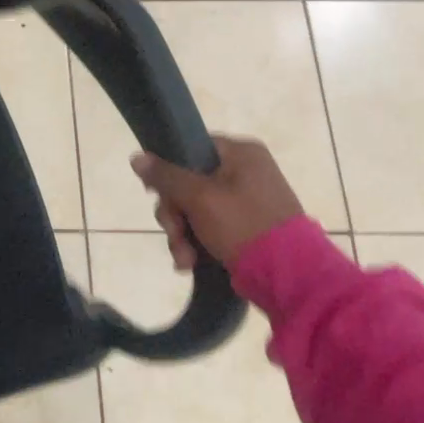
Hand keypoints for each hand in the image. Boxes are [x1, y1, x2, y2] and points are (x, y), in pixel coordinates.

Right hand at [130, 136, 303, 269]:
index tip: (156, 194)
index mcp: (241, 153)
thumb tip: (136, 156)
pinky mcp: (246, 226)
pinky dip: (197, 243)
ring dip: (182, 235)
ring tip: (185, 258)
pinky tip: (190, 263)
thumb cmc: (242, 225)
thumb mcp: (198, 197)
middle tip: (175, 233)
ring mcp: (247, 200)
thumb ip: (165, 176)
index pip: (190, 148)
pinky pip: (209, 227)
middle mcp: (245, 171)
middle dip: (174, 215)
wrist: (287, 274)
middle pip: (187, 183)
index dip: (167, 172)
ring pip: (194, 209)